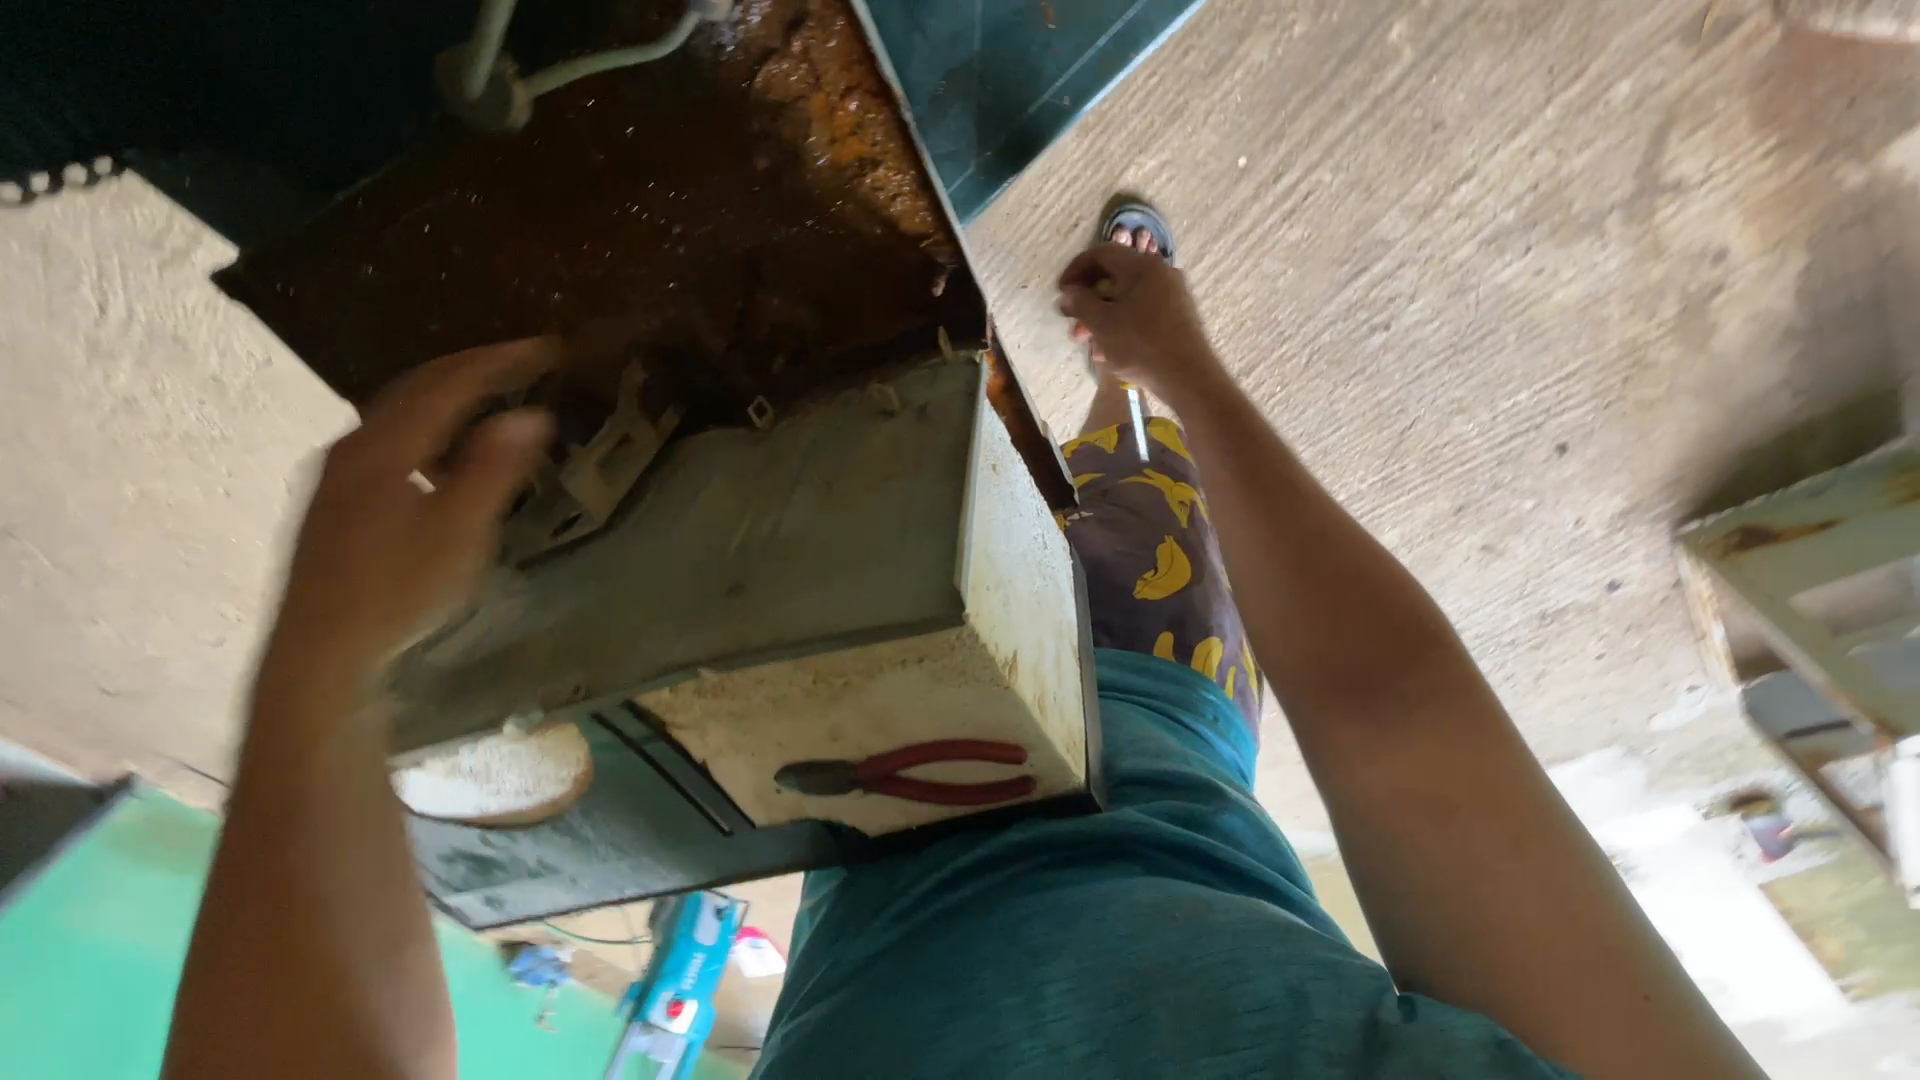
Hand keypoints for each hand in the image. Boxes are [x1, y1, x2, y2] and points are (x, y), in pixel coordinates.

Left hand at [262, 338, 557, 690]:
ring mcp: (339, 472)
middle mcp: (354, 446)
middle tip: (523, 358)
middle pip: (417, 387)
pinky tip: (445, 449)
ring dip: (448, 392)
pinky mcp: (337, 498)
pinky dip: (428, 423)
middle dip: (473, 366)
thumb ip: (495, 470)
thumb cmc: (399, 591)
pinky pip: (390, 436)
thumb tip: (533, 416)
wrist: (321, 649)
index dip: (499, 360)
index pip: (448, 383)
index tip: (546, 347)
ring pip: (399, 411)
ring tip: (491, 390)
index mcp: (384, 447)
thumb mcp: (459, 531)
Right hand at [1057, 243, 1223, 402]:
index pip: (1101, 253)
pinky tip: (1110, 350)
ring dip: (1103, 317)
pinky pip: (1141, 312)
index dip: (1076, 269)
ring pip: (1127, 298)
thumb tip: (1069, 292)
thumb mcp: (1102, 324)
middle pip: (1114, 277)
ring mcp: (1172, 294)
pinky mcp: (1177, 315)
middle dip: (1089, 301)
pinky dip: (1121, 324)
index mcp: (1141, 266)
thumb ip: (1080, 303)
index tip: (1061, 292)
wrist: (1188, 376)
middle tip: (1073, 324)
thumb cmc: (1140, 345)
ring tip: (1089, 344)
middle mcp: (1160, 273)